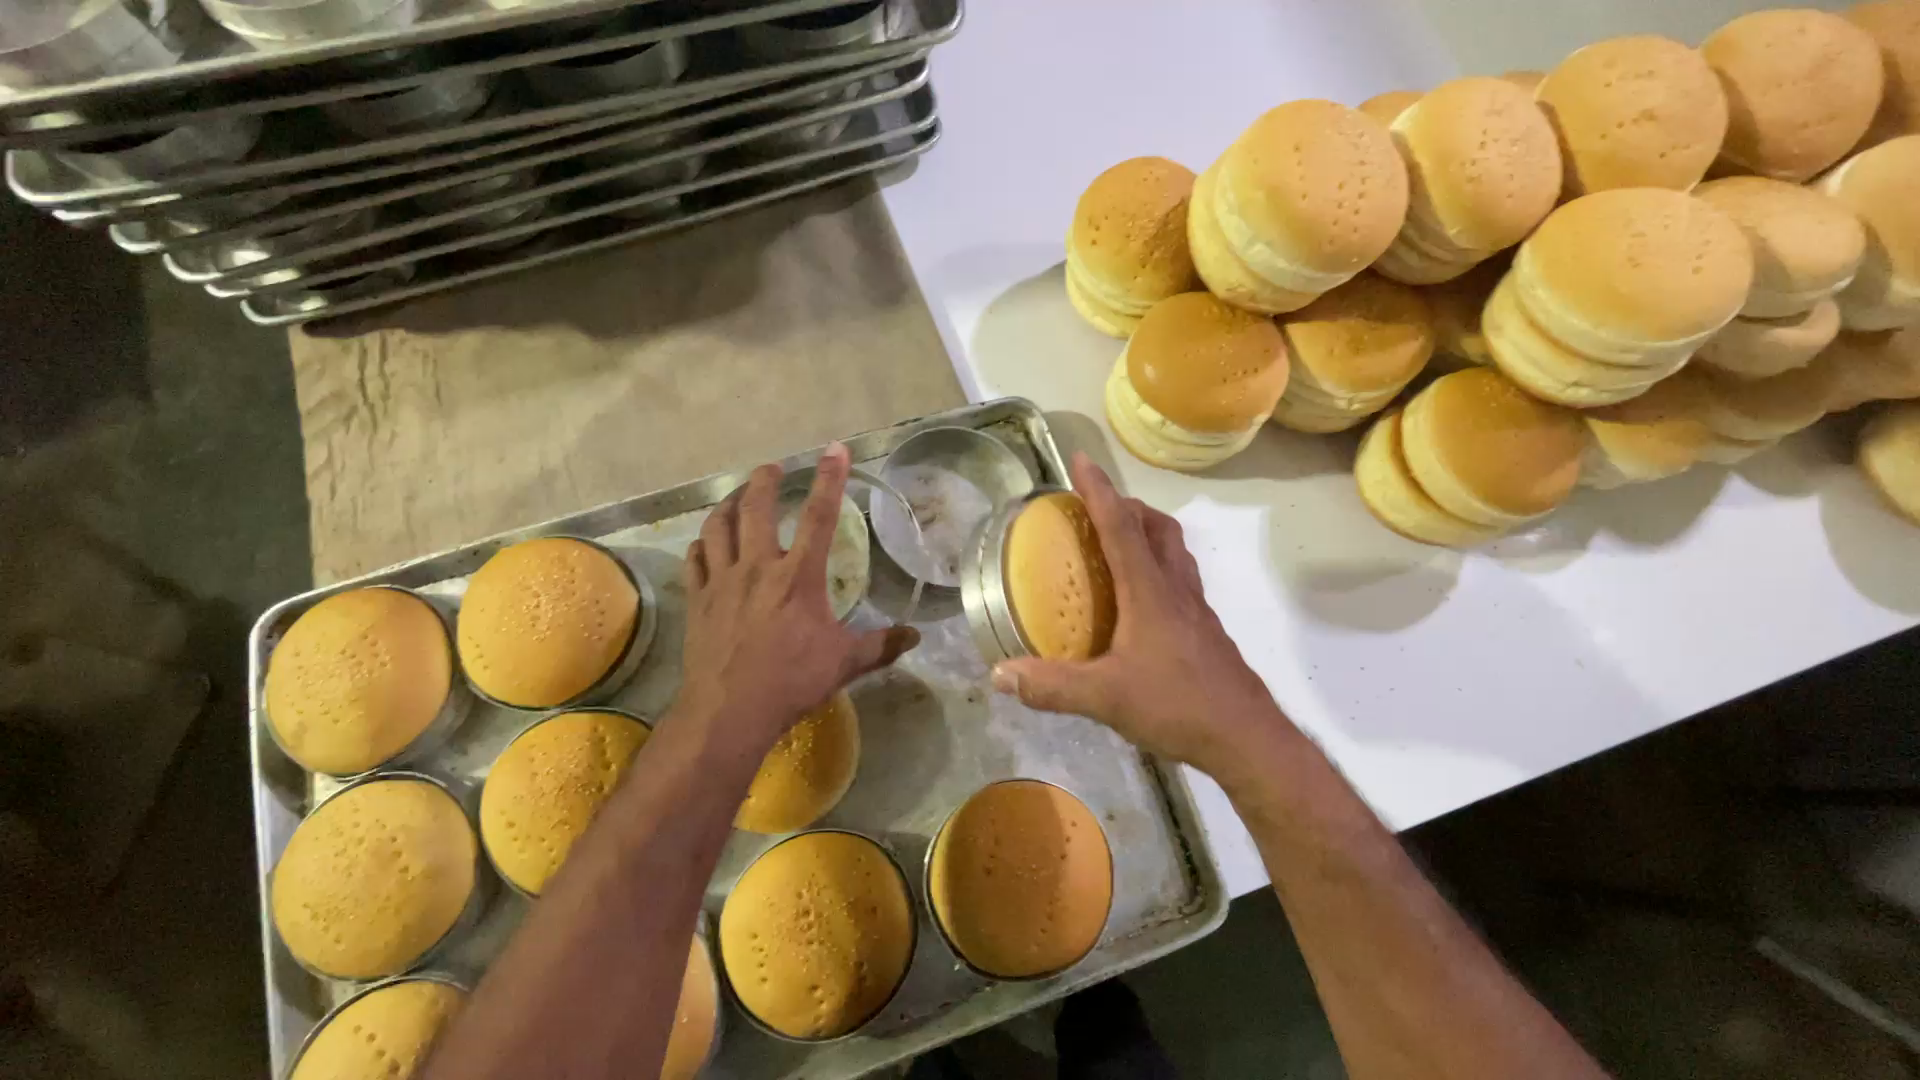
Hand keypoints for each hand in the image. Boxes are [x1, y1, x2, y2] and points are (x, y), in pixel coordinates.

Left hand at [676, 443, 919, 749]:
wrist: (730, 710)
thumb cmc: (791, 682)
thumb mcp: (844, 663)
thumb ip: (881, 645)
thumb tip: (915, 636)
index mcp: (798, 577)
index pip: (819, 517)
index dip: (829, 479)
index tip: (835, 450)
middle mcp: (758, 567)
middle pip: (756, 508)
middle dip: (764, 481)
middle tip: (772, 469)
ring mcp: (722, 581)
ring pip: (718, 526)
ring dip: (728, 505)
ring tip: (737, 498)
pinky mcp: (697, 599)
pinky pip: (695, 559)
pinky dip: (702, 544)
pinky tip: (706, 543)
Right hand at [990, 453, 1295, 786]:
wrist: (1246, 737)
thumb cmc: (1177, 705)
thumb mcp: (1105, 698)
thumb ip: (1051, 685)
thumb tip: (999, 674)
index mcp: (1150, 592)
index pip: (1120, 527)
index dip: (1098, 491)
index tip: (1081, 460)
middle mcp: (1176, 590)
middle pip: (1158, 529)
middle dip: (1128, 507)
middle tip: (1097, 511)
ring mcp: (1196, 611)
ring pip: (1175, 553)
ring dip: (1148, 536)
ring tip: (1116, 548)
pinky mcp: (1204, 633)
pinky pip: (1179, 583)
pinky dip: (1157, 572)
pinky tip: (1137, 607)